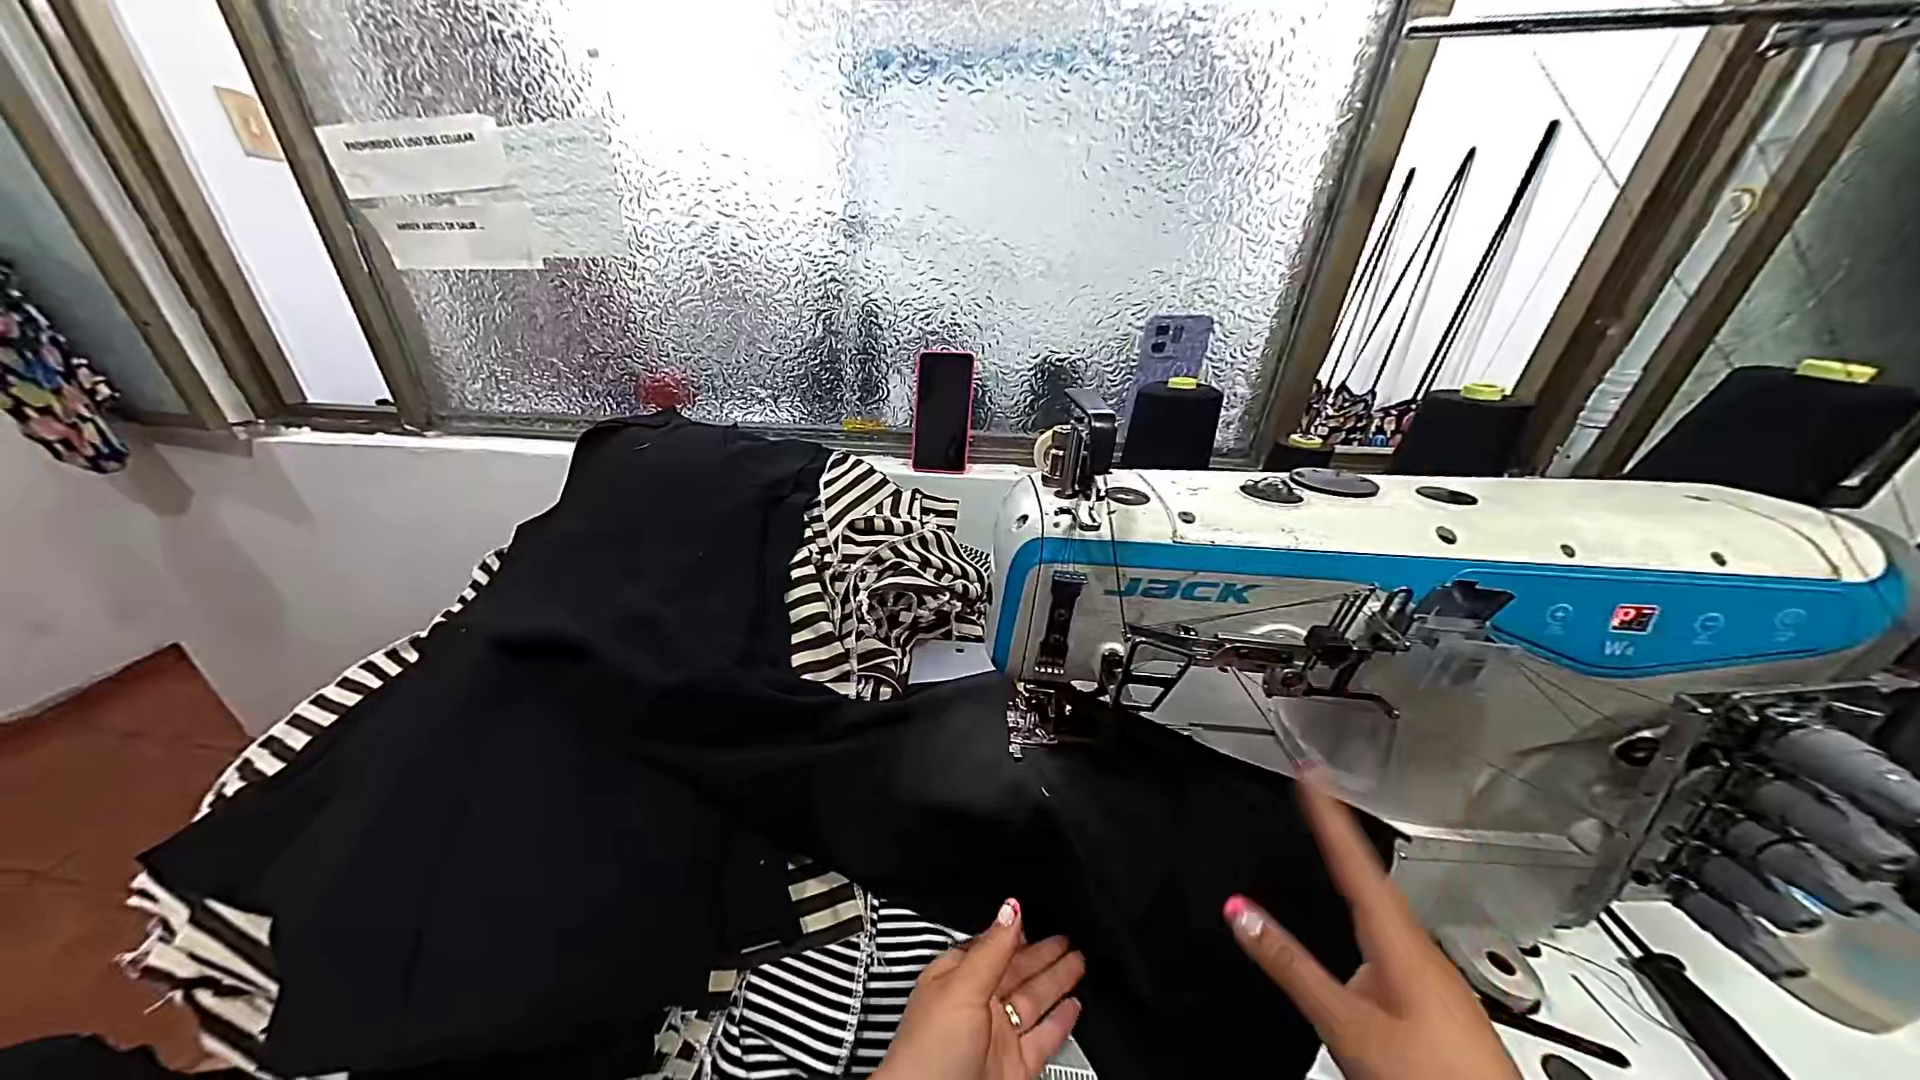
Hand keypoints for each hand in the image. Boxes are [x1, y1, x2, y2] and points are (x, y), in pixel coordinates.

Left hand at [873, 898, 1085, 1079]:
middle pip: (1018, 971)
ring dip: (1057, 981)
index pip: (993, 946)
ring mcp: (996, 1039)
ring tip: (1077, 962)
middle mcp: (976, 1007)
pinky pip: (1044, 1039)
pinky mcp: (1014, 1068)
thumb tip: (1009, 909)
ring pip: (1035, 1001)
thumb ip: (990, 950)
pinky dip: (1061, 1022)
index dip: (1016, 932)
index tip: (1036, 916)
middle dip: (1043, 953)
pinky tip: (1073, 1008)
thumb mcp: (960, 988)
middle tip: (1066, 937)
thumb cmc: (925, 1056)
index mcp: (956, 979)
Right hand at [1223, 774, 1520, 1079]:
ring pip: (1388, 906)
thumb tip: (1241, 912)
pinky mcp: (1440, 1000)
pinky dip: (1371, 908)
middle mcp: (1421, 950)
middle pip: (1373, 875)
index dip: (1329, 813)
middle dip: (1342, 833)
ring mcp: (1436, 975)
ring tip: (1338, 842)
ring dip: (1357, 867)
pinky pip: (1397, 935)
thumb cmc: (1433, 1077)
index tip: (1312, 772)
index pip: (1354, 860)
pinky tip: (1367, 926)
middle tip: (1320, 795)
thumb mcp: (1344, 1023)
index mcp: (1398, 942)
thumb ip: (1289, 964)